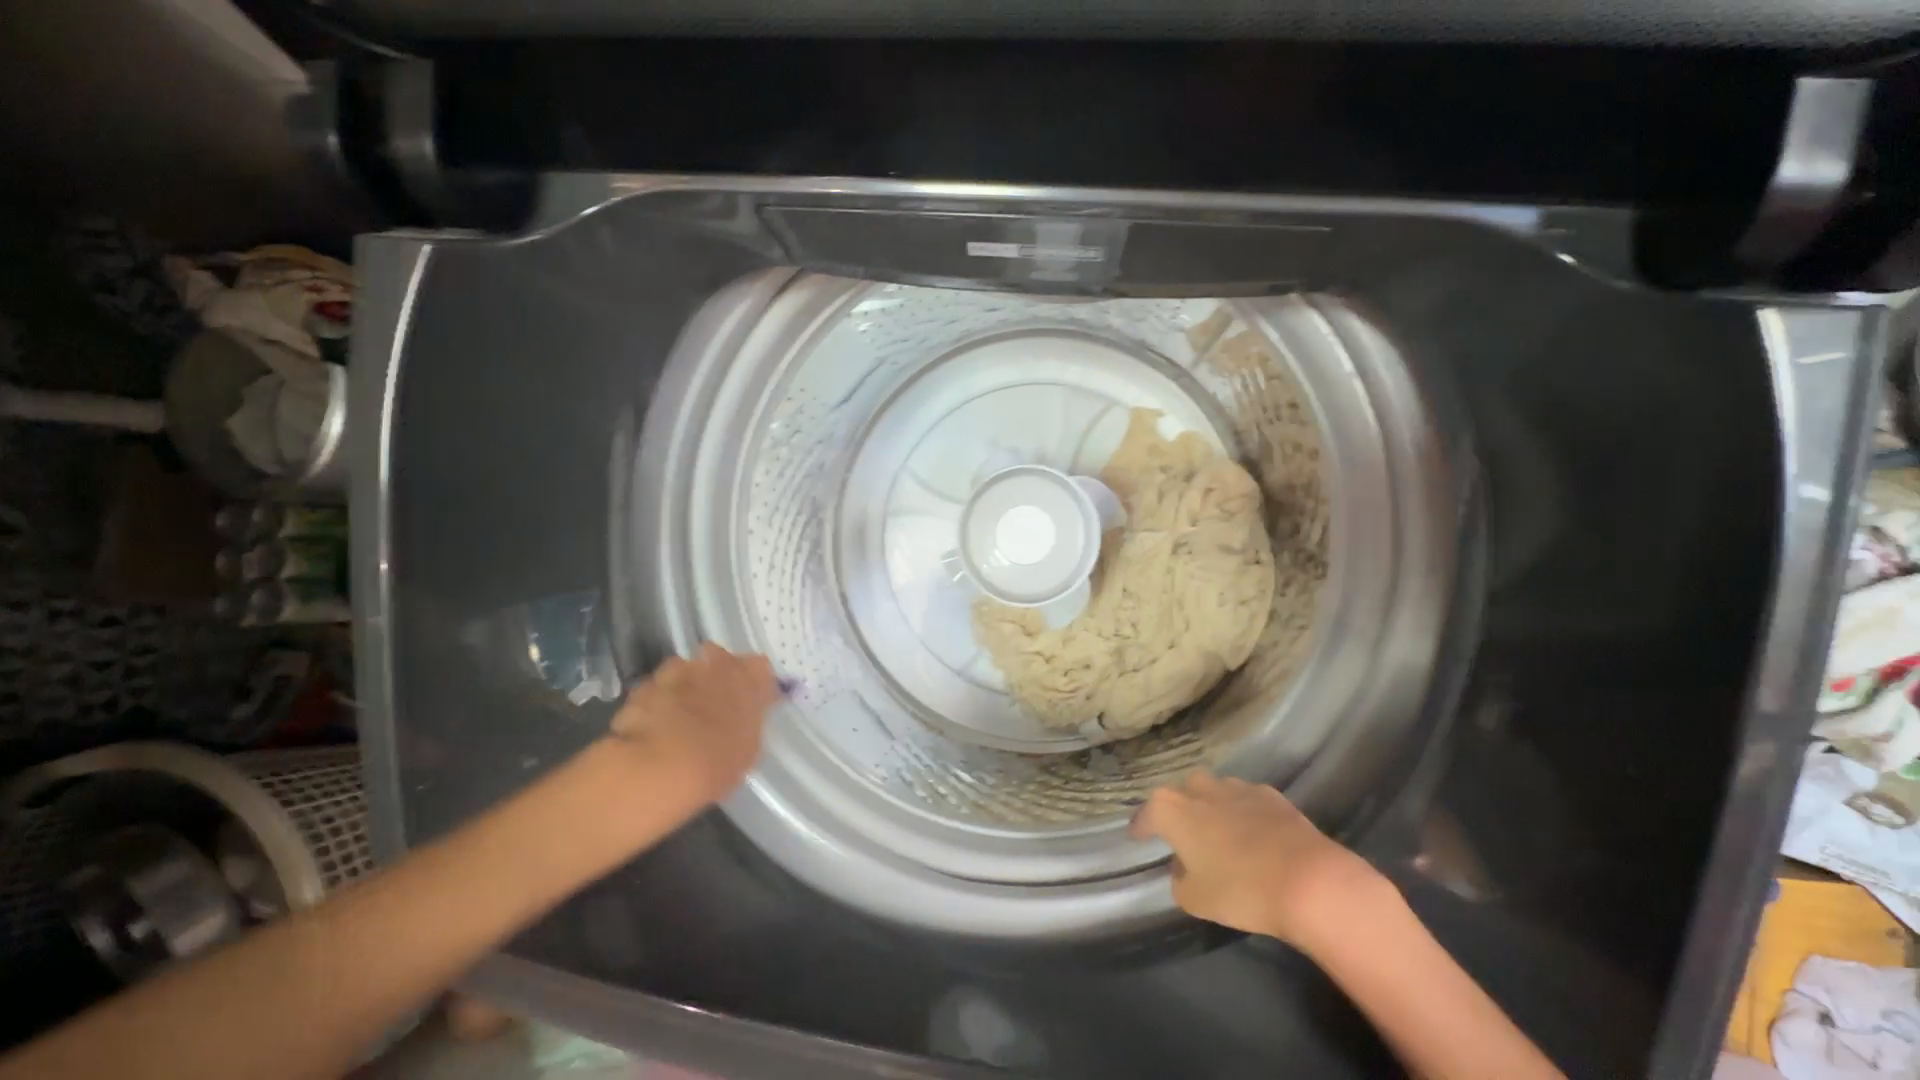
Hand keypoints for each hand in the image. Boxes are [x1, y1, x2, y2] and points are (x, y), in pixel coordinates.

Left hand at [608, 644, 778, 809]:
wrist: (662, 769)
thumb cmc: (719, 762)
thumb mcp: (748, 747)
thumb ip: (747, 721)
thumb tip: (740, 718)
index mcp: (747, 676)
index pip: (758, 667)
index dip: (752, 684)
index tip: (750, 702)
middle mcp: (712, 663)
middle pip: (717, 660)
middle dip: (714, 678)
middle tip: (712, 707)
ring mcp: (675, 671)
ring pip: (682, 672)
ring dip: (683, 688)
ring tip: (678, 720)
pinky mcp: (643, 687)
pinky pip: (655, 691)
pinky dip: (655, 704)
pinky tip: (653, 729)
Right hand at [1130, 771, 1383, 949]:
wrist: (1309, 881)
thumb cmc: (1240, 890)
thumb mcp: (1194, 899)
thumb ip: (1180, 879)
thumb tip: (1184, 866)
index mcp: (1172, 810)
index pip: (1146, 814)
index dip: (1140, 828)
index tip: (1137, 837)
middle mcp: (1201, 790)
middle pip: (1181, 793)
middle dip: (1178, 810)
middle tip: (1181, 835)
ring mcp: (1239, 789)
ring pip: (1215, 790)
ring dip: (1211, 807)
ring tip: (1218, 832)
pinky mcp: (1273, 796)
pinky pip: (1246, 800)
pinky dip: (1243, 812)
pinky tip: (1251, 833)